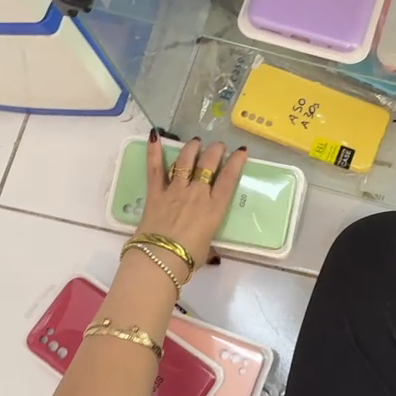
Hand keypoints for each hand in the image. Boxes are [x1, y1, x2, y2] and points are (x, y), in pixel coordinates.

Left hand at [137, 131, 248, 271]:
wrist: (160, 259)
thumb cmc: (188, 258)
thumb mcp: (208, 248)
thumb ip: (209, 239)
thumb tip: (209, 249)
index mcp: (214, 208)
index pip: (229, 178)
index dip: (236, 162)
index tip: (241, 151)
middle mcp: (197, 194)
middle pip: (208, 164)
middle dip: (215, 150)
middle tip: (218, 146)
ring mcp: (175, 190)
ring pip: (185, 161)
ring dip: (192, 148)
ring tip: (196, 142)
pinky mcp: (155, 193)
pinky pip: (155, 169)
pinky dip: (154, 152)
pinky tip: (155, 136)